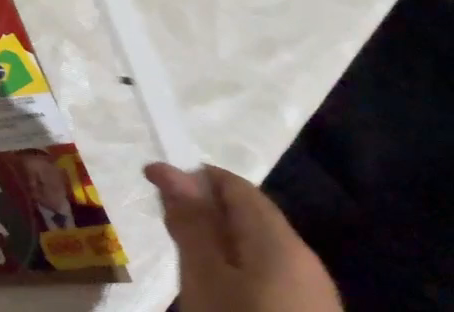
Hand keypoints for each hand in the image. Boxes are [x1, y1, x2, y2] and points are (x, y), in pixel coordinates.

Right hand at [145, 162, 341, 311]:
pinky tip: (218, 285)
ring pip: (258, 244)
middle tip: (165, 223)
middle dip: (204, 209)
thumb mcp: (203, 274)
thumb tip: (170, 169)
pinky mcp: (311, 311)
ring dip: (218, 239)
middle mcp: (304, 258)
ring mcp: (313, 290)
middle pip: (249, 214)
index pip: (235, 185)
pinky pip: (269, 271)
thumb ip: (190, 221)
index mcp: (280, 241)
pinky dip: (237, 264)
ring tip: (185, 253)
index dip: (193, 176)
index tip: (154, 186)